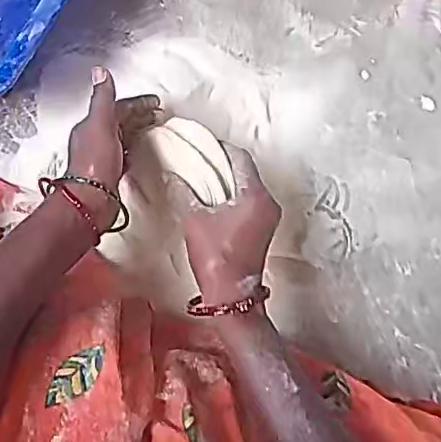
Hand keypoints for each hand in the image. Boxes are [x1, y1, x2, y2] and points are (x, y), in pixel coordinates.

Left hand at [65, 67, 162, 216]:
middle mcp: (94, 139)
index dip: (137, 103)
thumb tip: (100, 70)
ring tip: (155, 129)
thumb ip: (102, 99)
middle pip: (120, 122)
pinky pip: (125, 155)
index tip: (156, 102)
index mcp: (91, 125)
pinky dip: (134, 149)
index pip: (117, 108)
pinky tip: (142, 152)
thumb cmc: (95, 162)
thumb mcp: (99, 124)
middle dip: (139, 116)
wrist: (91, 200)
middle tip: (160, 115)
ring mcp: (102, 157)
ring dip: (138, 131)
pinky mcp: (110, 173)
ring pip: (123, 138)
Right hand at [177, 148, 280, 306]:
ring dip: (226, 180)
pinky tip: (211, 198)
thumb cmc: (217, 258)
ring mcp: (268, 217)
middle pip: (245, 171)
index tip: (202, 145)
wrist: (231, 296)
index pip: (240, 158)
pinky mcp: (262, 228)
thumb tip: (171, 174)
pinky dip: (230, 195)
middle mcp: (268, 203)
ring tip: (201, 177)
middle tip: (199, 159)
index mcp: (256, 196)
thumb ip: (183, 191)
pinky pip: (247, 201)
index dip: (219, 148)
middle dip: (221, 163)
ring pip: (246, 187)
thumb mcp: (194, 218)